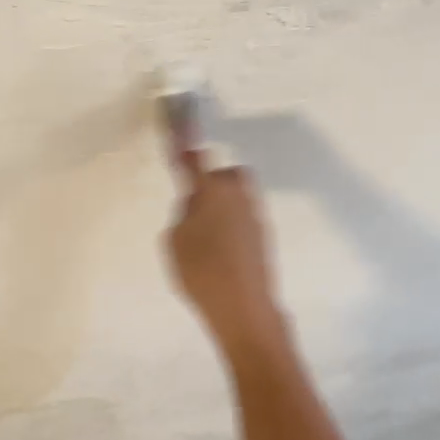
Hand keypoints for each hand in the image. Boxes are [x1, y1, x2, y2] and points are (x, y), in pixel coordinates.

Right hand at [165, 152, 289, 356]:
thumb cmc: (201, 271)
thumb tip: (195, 203)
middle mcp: (239, 196)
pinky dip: (231, 227)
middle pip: (228, 175)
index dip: (185, 146)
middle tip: (195, 203)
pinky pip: (244, 220)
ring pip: (238, 198)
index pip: (195, 160)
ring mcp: (256, 217)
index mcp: (213, 191)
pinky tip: (219, 253)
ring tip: (204, 236)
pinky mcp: (264, 239)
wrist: (244, 307)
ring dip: (224, 206)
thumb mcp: (174, 242)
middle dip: (214, 181)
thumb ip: (183, 215)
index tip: (180, 132)